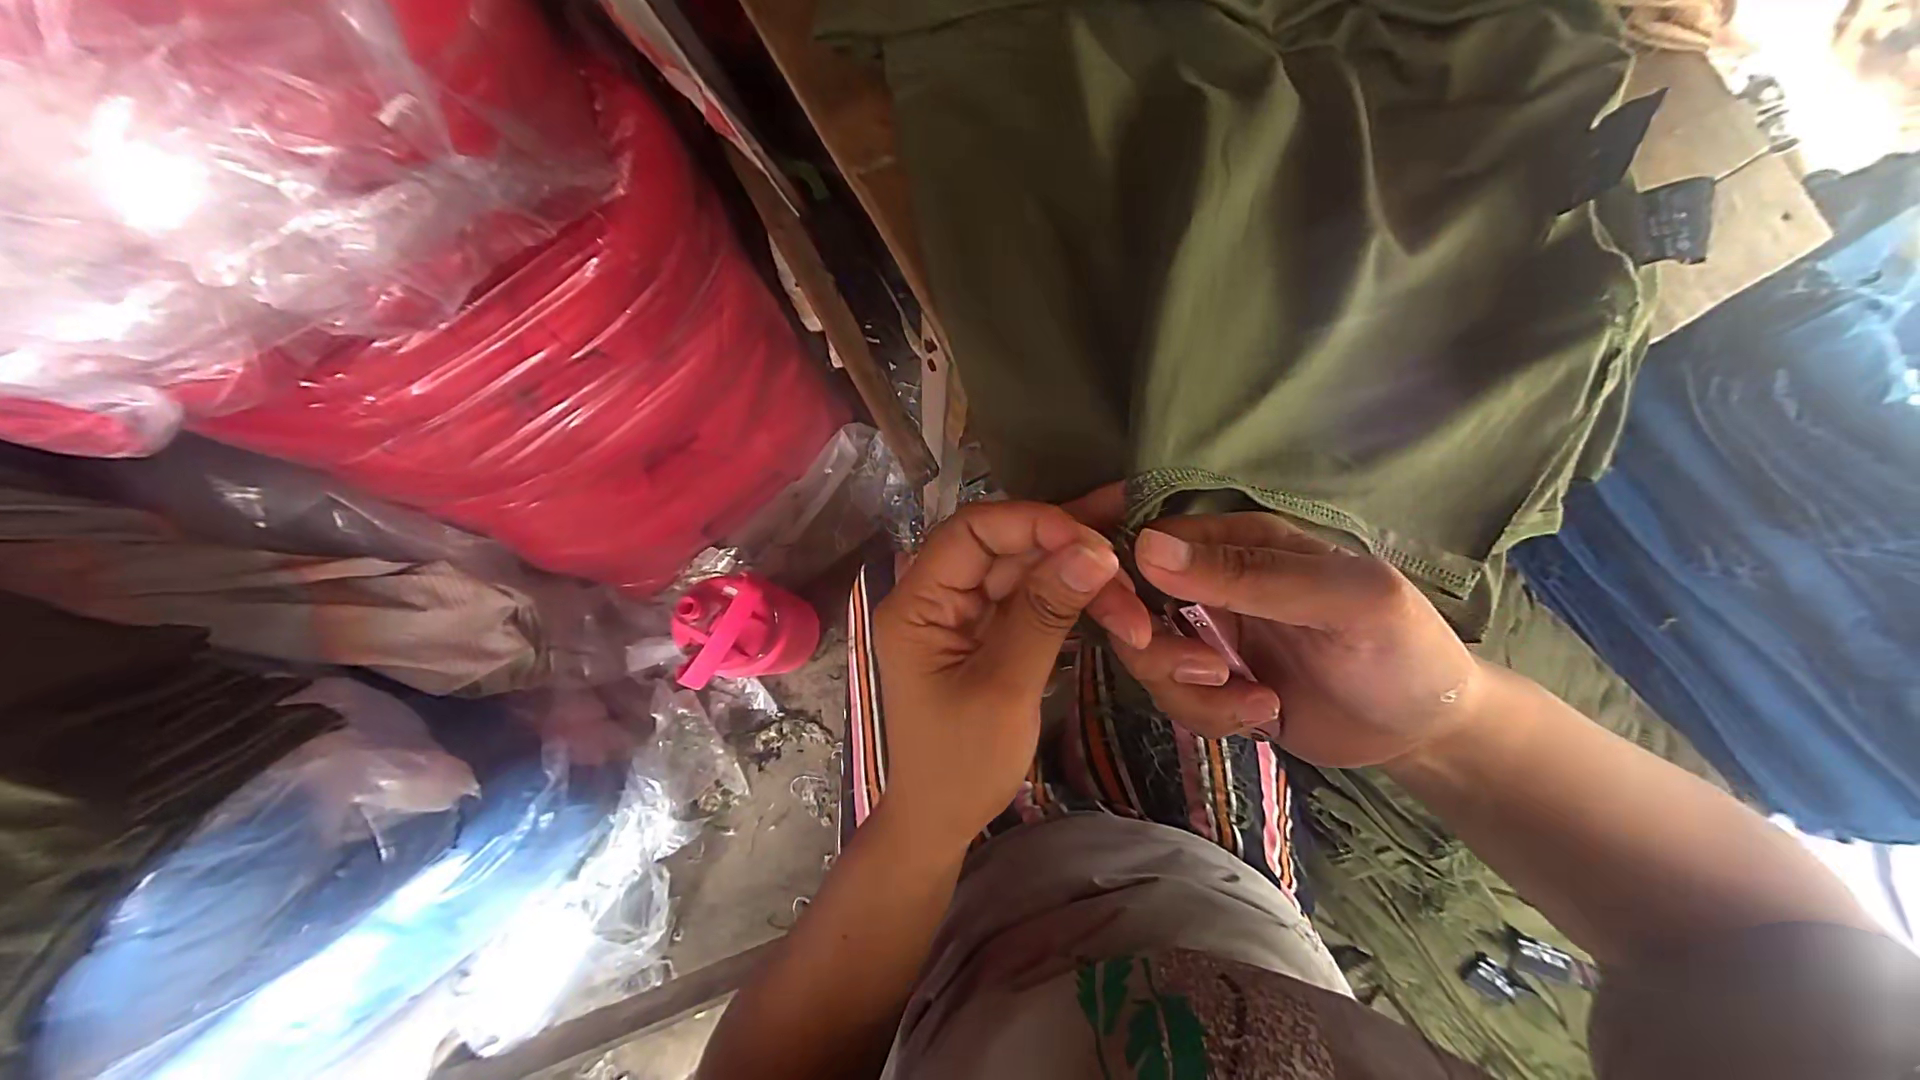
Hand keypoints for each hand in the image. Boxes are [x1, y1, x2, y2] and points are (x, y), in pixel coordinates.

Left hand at [872, 501, 1152, 847]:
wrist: (942, 818)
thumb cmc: (960, 764)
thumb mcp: (1004, 689)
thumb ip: (1044, 614)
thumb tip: (1094, 552)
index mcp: (917, 603)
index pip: (970, 531)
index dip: (1031, 523)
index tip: (1092, 543)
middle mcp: (937, 596)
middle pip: (1005, 546)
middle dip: (1067, 552)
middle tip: (1129, 565)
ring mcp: (965, 612)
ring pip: (1026, 570)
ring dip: (1079, 578)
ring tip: (1134, 592)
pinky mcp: (990, 630)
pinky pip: (1032, 597)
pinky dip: (1072, 598)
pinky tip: (1115, 598)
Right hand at [1066, 486, 1481, 766]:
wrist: (1423, 731)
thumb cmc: (1398, 647)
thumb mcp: (1339, 600)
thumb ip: (1247, 574)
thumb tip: (1146, 548)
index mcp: (1234, 542)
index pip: (1146, 542)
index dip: (1122, 579)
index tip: (1136, 623)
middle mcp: (1206, 583)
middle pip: (1131, 605)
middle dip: (1156, 648)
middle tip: (1210, 672)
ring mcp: (1202, 635)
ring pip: (1145, 657)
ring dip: (1190, 689)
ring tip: (1256, 700)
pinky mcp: (1206, 684)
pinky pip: (1171, 698)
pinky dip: (1209, 715)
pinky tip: (1263, 714)